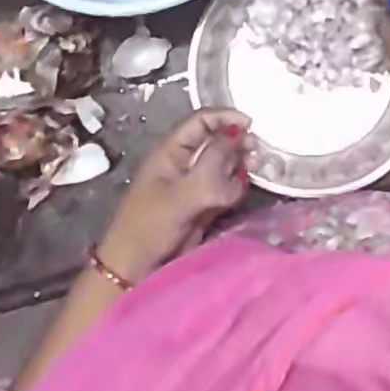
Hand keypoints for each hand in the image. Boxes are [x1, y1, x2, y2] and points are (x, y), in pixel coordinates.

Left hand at [97, 108, 252, 282]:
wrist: (135, 273)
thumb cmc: (149, 227)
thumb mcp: (181, 194)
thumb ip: (212, 163)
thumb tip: (238, 135)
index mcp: (172, 151)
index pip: (202, 121)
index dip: (225, 117)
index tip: (250, 124)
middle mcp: (186, 162)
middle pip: (217, 139)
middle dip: (236, 141)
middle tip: (254, 150)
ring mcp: (196, 183)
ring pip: (225, 162)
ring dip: (239, 164)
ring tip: (251, 170)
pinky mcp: (205, 203)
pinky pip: (227, 186)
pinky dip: (235, 187)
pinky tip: (237, 193)